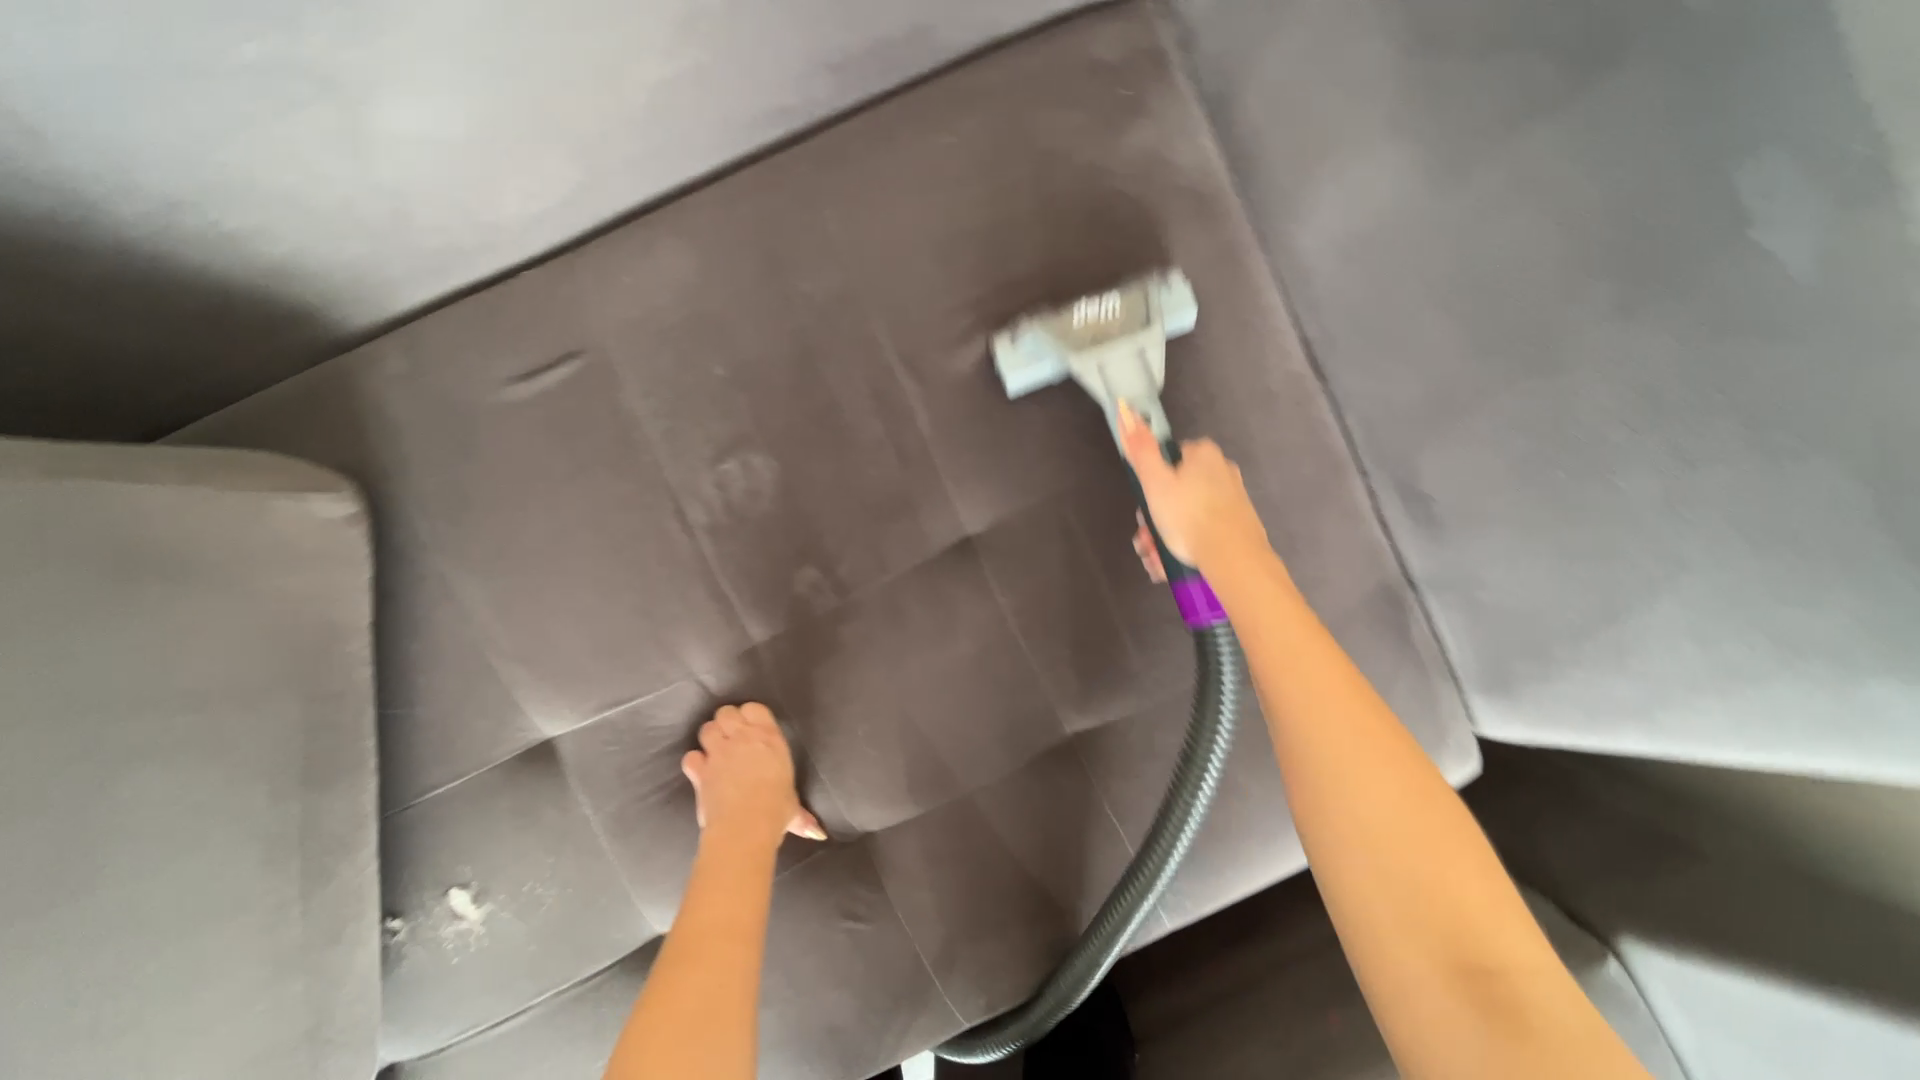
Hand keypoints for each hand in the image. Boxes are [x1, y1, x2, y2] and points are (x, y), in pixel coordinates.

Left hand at [681, 703, 826, 844]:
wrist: (745, 826)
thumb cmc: (777, 810)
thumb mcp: (793, 807)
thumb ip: (802, 815)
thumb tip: (817, 833)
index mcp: (769, 738)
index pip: (754, 708)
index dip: (749, 716)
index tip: (752, 729)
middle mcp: (742, 738)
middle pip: (726, 712)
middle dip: (726, 722)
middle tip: (732, 738)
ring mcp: (718, 753)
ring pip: (706, 728)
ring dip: (710, 738)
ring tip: (715, 751)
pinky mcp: (699, 771)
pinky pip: (690, 756)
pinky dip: (694, 762)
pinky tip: (700, 771)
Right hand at [1119, 403, 1267, 572]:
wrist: (1233, 557)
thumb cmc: (1188, 516)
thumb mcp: (1155, 482)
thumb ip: (1140, 449)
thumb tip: (1125, 408)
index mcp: (1204, 454)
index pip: (1169, 459)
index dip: (1152, 482)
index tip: (1144, 505)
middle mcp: (1223, 470)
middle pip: (1177, 490)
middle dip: (1156, 517)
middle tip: (1147, 538)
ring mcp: (1233, 499)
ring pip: (1187, 515)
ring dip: (1165, 537)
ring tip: (1156, 557)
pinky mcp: (1238, 525)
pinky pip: (1203, 531)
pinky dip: (1186, 546)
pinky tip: (1174, 564)